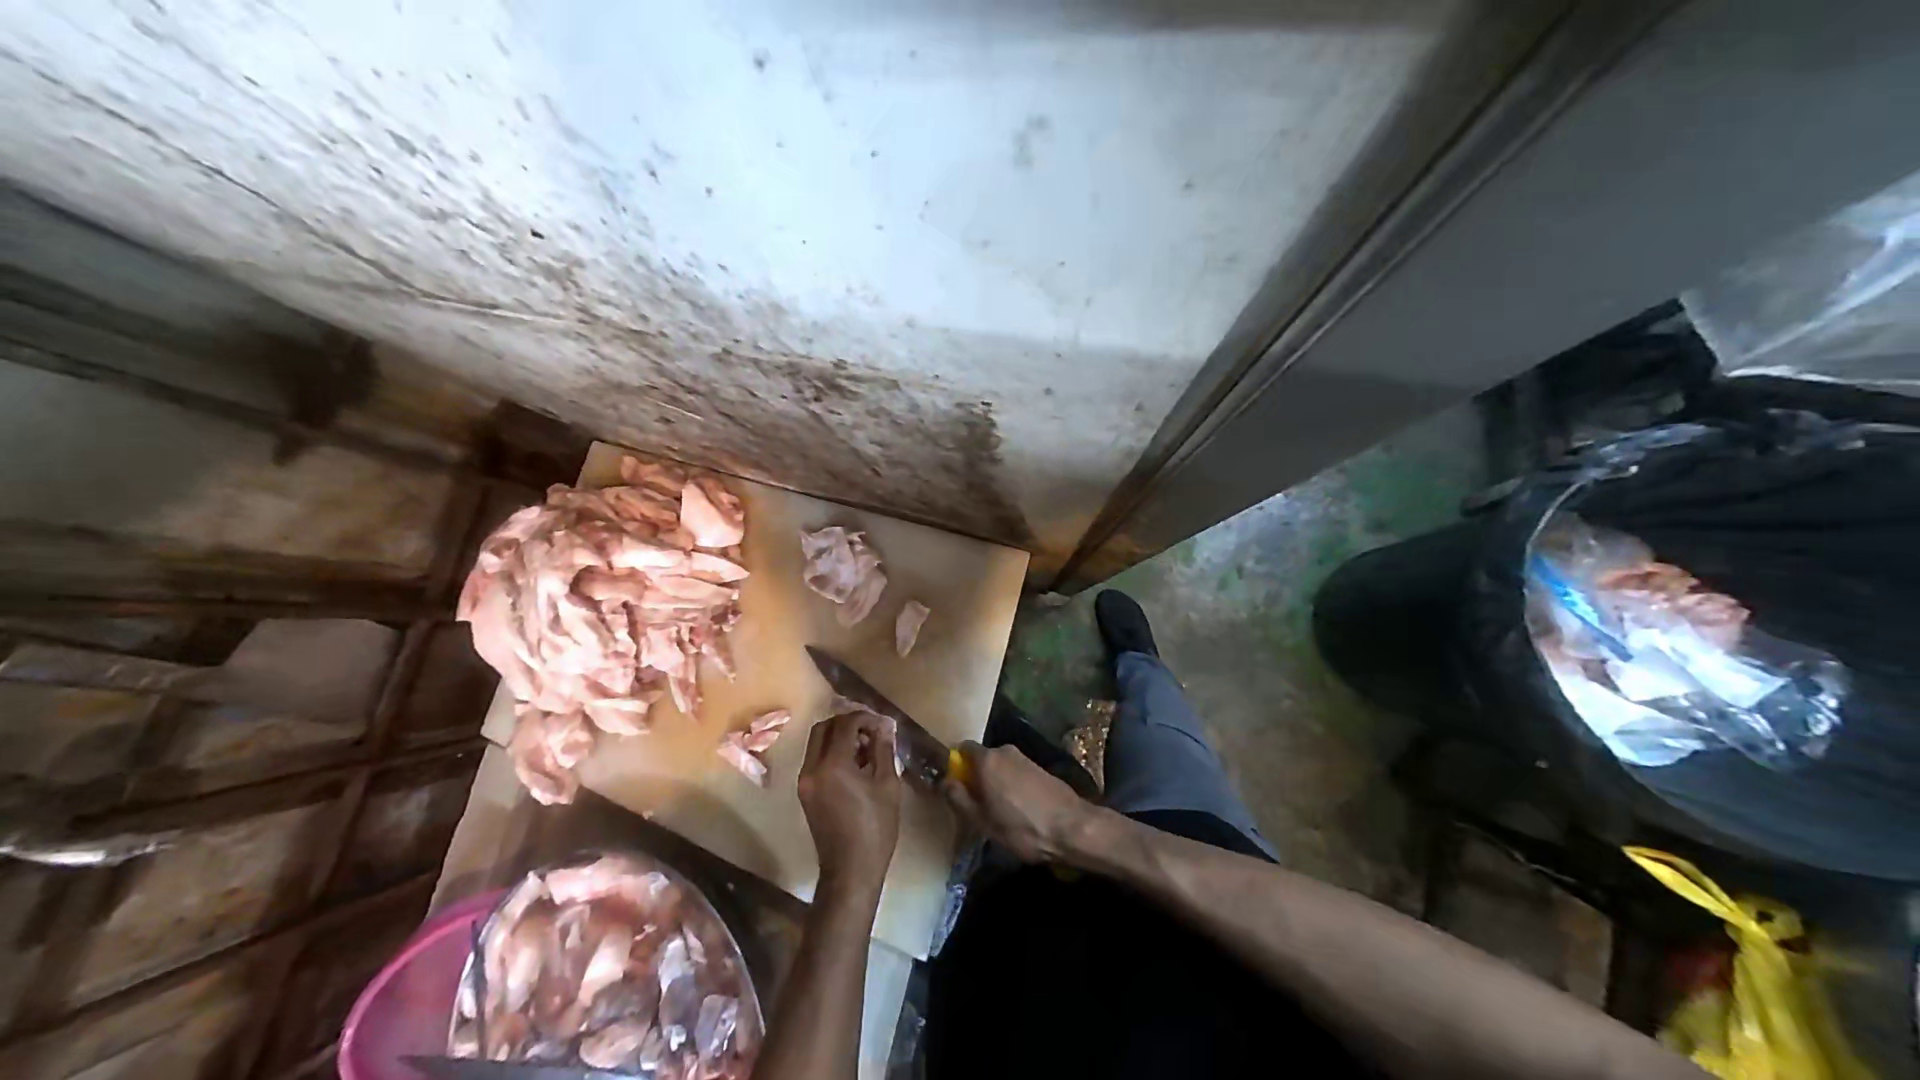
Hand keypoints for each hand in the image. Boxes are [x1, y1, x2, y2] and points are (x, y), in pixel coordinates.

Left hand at [797, 711, 902, 906]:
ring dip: (838, 736)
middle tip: (871, 731)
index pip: (845, 725)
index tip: (882, 725)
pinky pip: (815, 759)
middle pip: (824, 728)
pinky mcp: (804, 793)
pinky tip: (854, 764)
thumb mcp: (887, 785)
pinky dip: (831, 752)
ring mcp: (804, 781)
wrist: (851, 870)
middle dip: (847, 723)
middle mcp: (812, 768)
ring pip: (817, 743)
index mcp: (833, 765)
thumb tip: (884, 726)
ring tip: (865, 747)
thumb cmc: (875, 828)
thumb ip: (883, 750)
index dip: (865, 718)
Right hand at [942, 742, 1094, 862]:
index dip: (955, 765)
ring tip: (998, 813)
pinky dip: (1011, 786)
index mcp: (987, 759)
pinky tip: (1017, 810)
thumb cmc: (1022, 827)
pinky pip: (1015, 773)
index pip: (962, 748)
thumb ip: (959, 799)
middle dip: (976, 778)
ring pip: (1000, 767)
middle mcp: (1005, 750)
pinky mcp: (1040, 768)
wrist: (1072, 827)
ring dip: (995, 784)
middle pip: (982, 759)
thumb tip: (944, 781)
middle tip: (975, 806)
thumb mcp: (982, 821)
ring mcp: (1025, 758)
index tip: (955, 787)